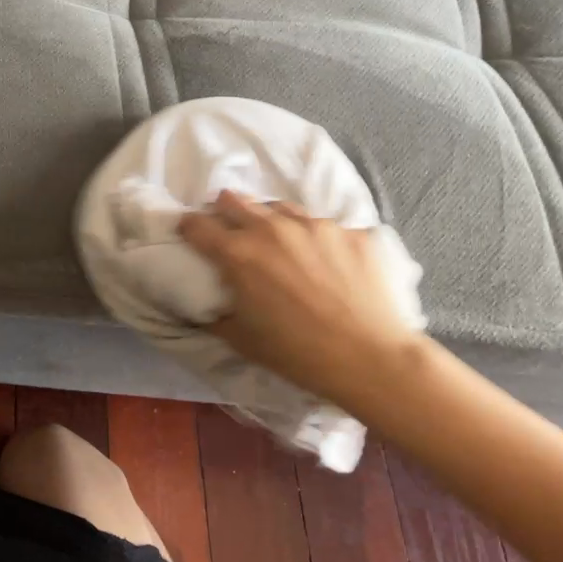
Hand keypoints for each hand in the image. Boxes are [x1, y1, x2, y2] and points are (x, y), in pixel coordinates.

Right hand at [179, 191, 424, 406]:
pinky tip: (328, 263)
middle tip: (233, 234)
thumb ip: (214, 314)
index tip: (191, 236)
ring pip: (279, 207)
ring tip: (280, 243)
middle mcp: (271, 229)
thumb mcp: (242, 340)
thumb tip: (202, 305)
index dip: (189, 228)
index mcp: (237, 253)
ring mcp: (316, 226)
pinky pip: (326, 228)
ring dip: (271, 221)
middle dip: (226, 213)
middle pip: (233, 200)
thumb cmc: (299, 355)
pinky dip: (318, 240)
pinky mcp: (353, 232)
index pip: (196, 224)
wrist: (374, 361)